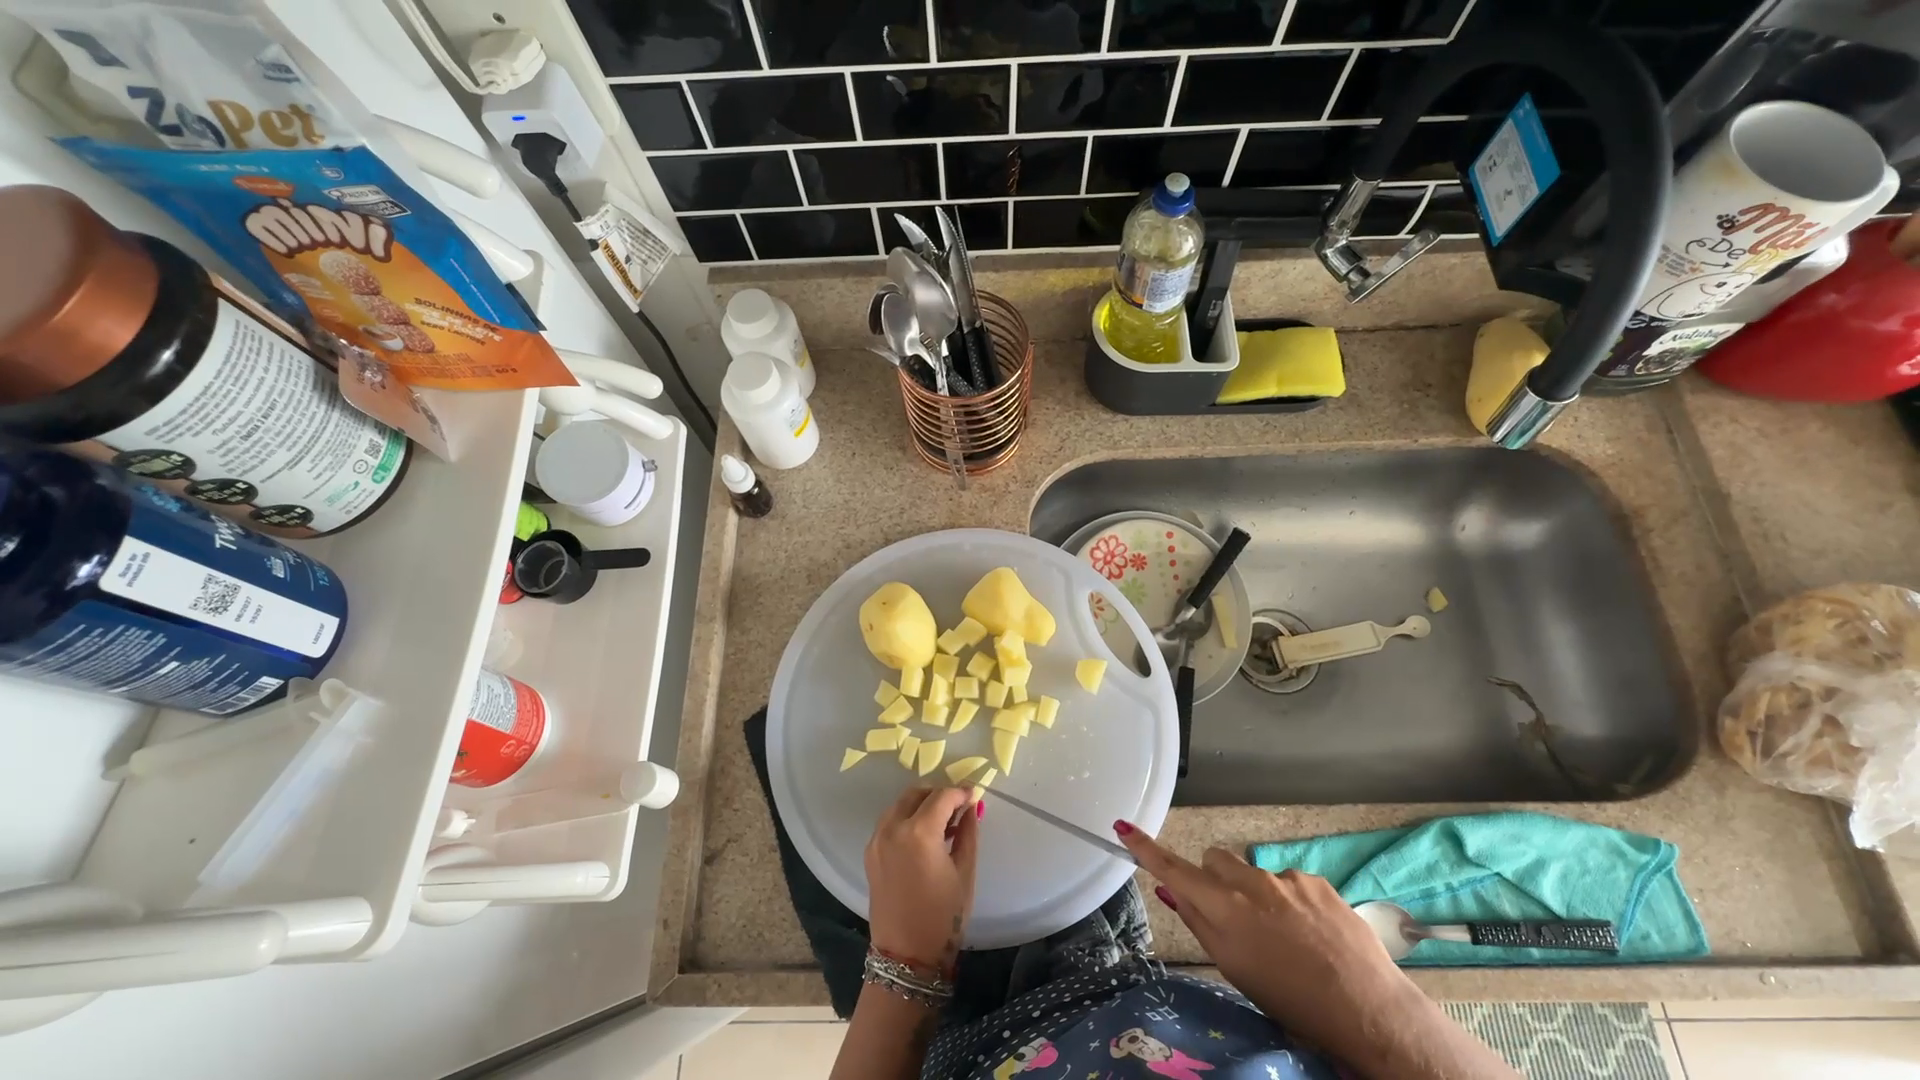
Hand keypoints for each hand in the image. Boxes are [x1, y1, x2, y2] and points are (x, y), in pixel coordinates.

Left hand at [865, 786, 980, 971]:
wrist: (906, 955)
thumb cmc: (943, 917)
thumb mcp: (965, 872)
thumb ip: (968, 833)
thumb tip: (972, 808)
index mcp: (919, 833)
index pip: (942, 797)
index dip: (960, 792)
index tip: (974, 795)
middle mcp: (893, 829)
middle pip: (916, 794)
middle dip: (938, 793)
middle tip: (959, 806)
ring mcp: (877, 840)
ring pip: (899, 805)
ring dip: (921, 804)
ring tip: (943, 821)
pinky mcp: (870, 853)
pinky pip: (889, 822)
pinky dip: (906, 818)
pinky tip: (923, 835)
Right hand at [1113, 822, 1414, 1056]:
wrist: (1364, 1006)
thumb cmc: (1289, 998)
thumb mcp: (1233, 967)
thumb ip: (1199, 923)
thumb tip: (1172, 890)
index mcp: (1224, 907)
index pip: (1175, 869)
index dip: (1147, 849)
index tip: (1124, 828)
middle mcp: (1251, 882)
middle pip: (1215, 860)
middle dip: (1214, 878)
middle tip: (1230, 916)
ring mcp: (1287, 878)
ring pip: (1254, 873)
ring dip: (1255, 893)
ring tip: (1282, 937)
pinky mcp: (1317, 881)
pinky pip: (1288, 882)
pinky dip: (1289, 901)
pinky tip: (1309, 933)